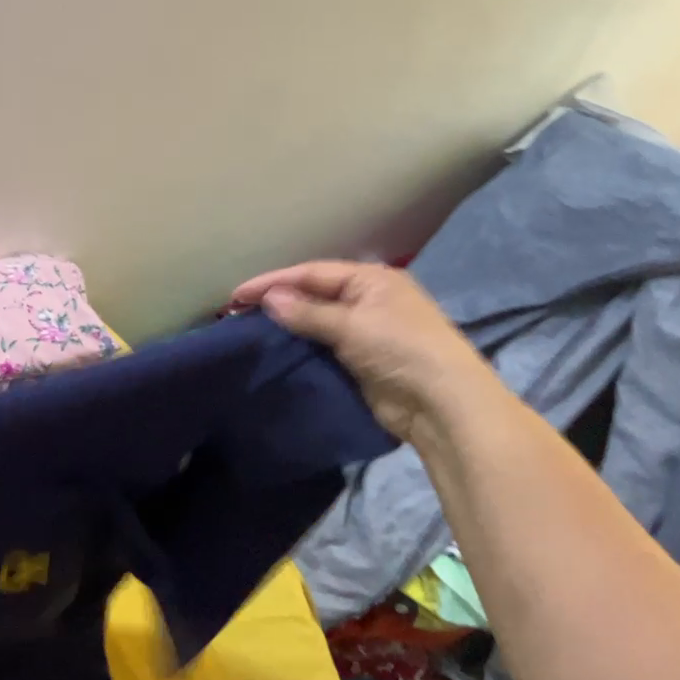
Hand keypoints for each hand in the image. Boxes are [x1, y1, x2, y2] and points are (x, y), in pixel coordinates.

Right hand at [233, 260, 509, 444]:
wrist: (443, 406)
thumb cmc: (402, 350)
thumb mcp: (351, 325)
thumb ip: (306, 311)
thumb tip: (268, 299)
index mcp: (372, 280)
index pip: (312, 273)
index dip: (272, 282)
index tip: (236, 295)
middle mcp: (369, 299)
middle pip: (312, 293)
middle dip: (276, 300)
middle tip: (237, 311)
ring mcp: (366, 330)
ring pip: (315, 319)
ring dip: (285, 323)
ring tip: (249, 328)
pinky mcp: (361, 359)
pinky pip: (321, 344)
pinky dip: (299, 343)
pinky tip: (275, 347)